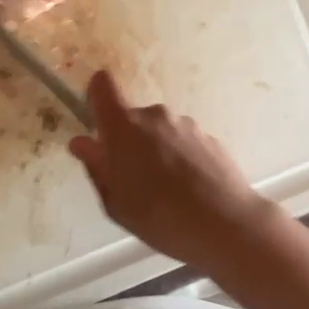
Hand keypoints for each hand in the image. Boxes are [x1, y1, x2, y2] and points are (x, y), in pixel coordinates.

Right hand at [68, 72, 282, 270]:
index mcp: (124, 126)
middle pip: (132, 117)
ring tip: (167, 190)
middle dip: (129, 141)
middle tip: (135, 179)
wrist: (226, 224)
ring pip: (160, 131)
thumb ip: (96, 167)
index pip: (103, 84)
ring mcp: (185, 124)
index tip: (99, 122)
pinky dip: (181, 158)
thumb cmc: (159, 217)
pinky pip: (184, 142)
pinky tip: (190, 190)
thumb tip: (82, 143)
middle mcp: (154, 115)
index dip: (97, 96)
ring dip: (157, 150)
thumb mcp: (115, 201)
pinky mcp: (209, 137)